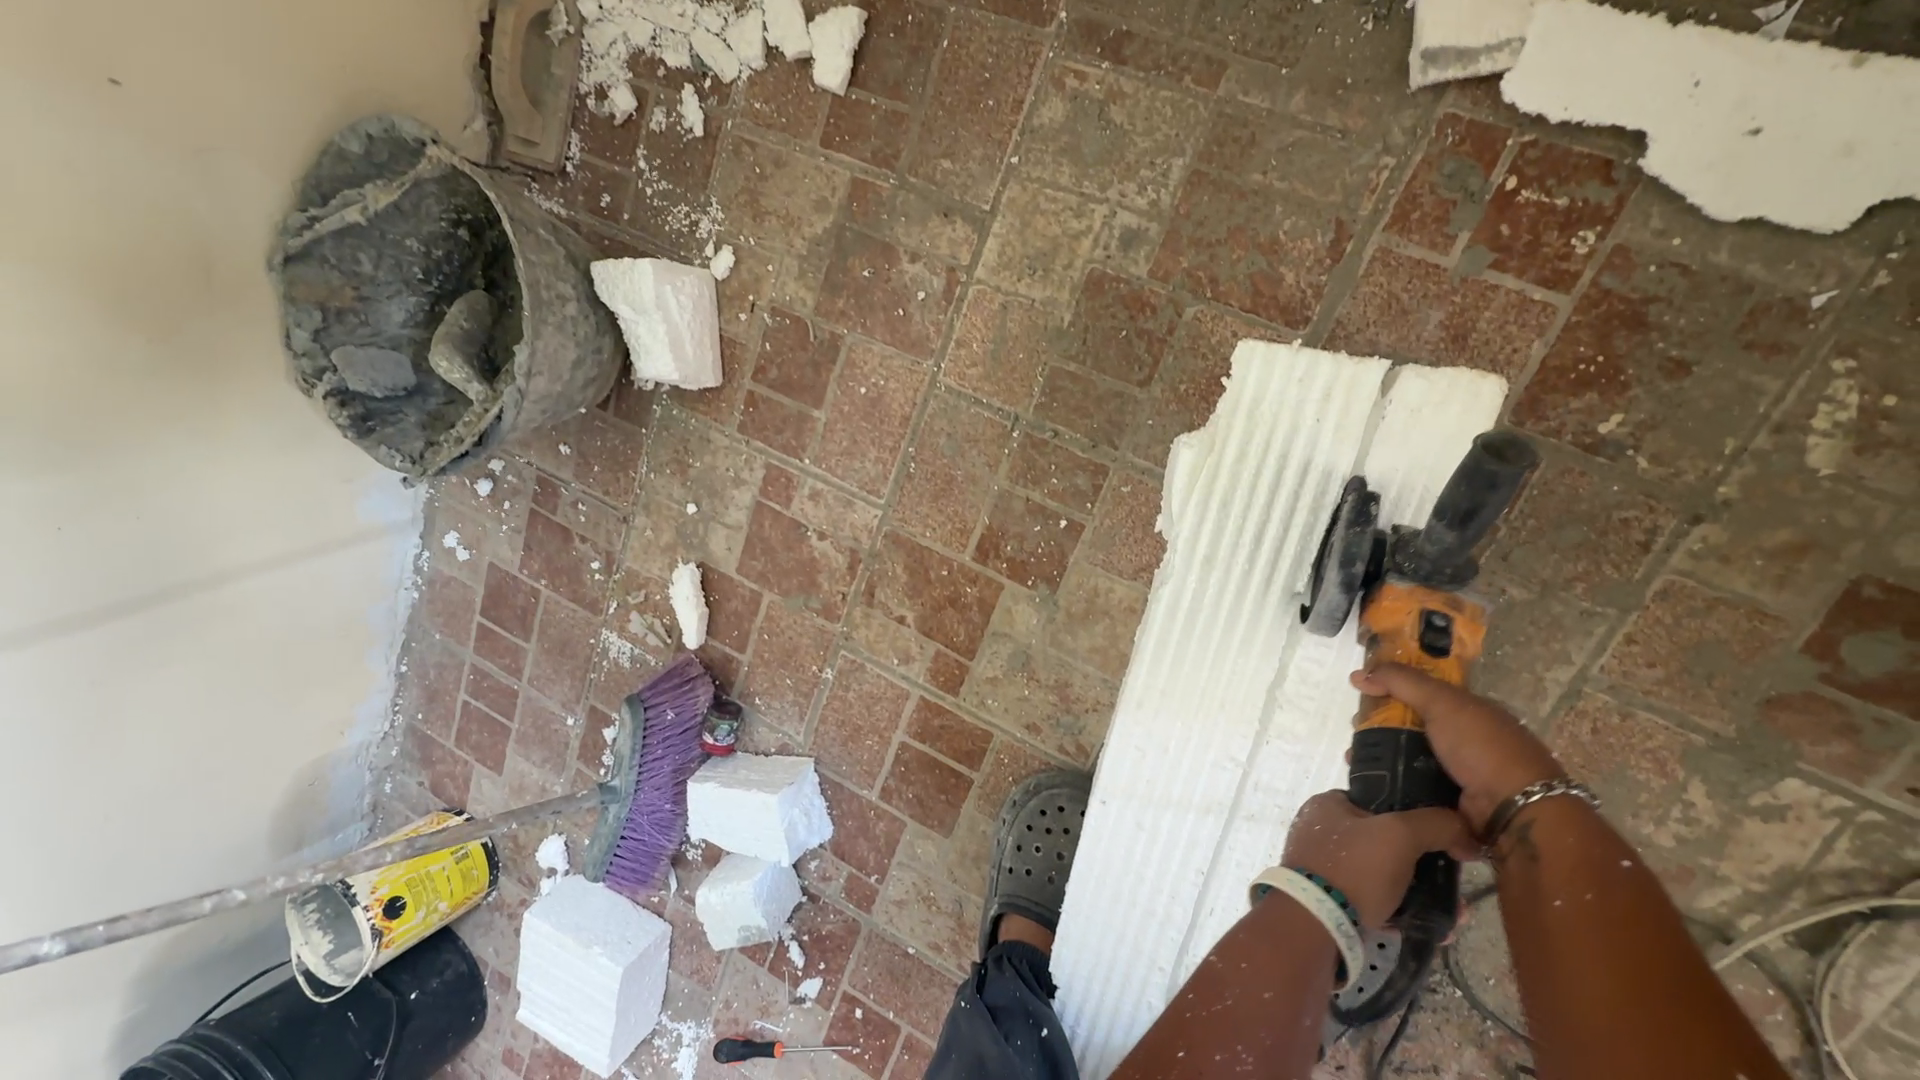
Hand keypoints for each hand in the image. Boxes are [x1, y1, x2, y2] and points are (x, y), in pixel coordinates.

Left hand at [1282, 791, 1476, 927]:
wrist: (1316, 926)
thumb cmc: (1354, 868)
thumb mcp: (1399, 834)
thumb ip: (1436, 825)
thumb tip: (1468, 831)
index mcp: (1326, 806)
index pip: (1376, 802)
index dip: (1413, 816)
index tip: (1443, 837)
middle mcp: (1321, 834)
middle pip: (1385, 842)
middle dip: (1425, 864)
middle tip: (1454, 881)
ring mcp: (1324, 869)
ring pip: (1384, 876)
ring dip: (1422, 892)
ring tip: (1456, 913)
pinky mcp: (1331, 903)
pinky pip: (1376, 902)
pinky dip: (1405, 912)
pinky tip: (1436, 929)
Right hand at [1349, 664, 1565, 832]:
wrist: (1514, 809)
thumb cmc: (1482, 746)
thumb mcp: (1442, 702)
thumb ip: (1401, 682)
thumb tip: (1358, 674)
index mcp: (1471, 711)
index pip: (1425, 693)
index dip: (1393, 690)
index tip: (1363, 694)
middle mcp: (1466, 740)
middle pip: (1413, 726)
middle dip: (1381, 727)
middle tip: (1355, 730)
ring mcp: (1458, 772)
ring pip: (1408, 758)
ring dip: (1381, 757)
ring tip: (1353, 758)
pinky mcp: (1448, 802)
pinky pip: (1411, 786)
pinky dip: (1390, 783)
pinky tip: (1367, 780)